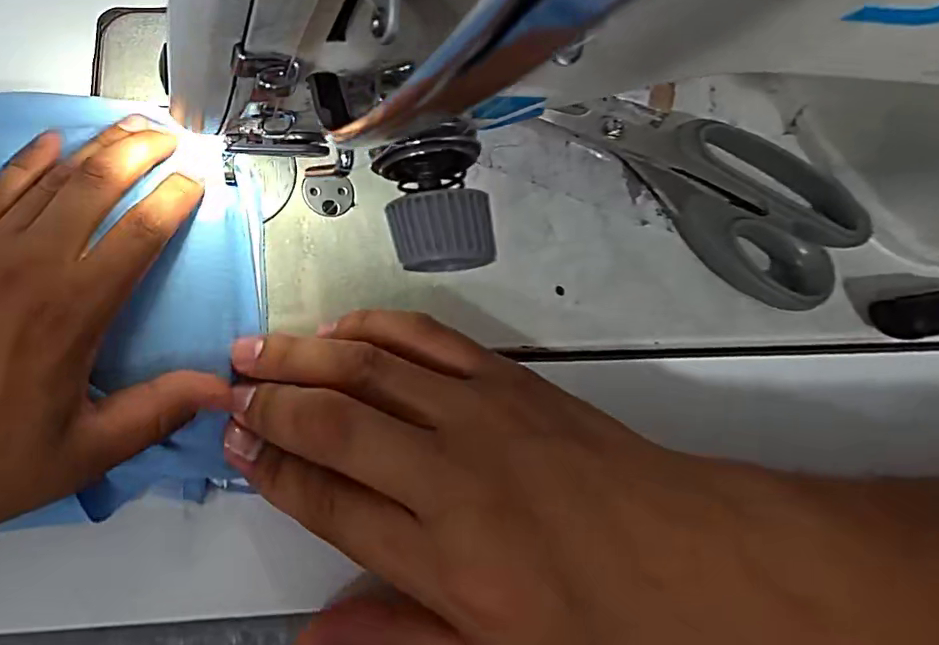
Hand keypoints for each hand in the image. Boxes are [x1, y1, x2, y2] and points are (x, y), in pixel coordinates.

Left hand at [0, 116, 230, 643]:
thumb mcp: (78, 455)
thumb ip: (153, 412)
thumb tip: (221, 387)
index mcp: (77, 309)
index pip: (143, 230)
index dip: (177, 195)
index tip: (198, 177)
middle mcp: (38, 262)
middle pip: (103, 182)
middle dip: (145, 149)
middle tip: (172, 134)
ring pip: (56, 176)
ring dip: (100, 145)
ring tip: (132, 126)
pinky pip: (0, 187)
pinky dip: (30, 158)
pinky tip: (53, 140)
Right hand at [223, 312, 876, 644]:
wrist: (711, 568)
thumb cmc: (605, 631)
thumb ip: (397, 641)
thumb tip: (307, 641)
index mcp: (446, 559)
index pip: (328, 500)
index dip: (272, 470)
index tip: (234, 445)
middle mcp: (448, 476)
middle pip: (333, 424)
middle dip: (270, 403)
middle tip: (227, 386)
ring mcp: (476, 414)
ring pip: (366, 368)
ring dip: (302, 354)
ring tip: (256, 346)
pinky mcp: (503, 377)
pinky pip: (422, 337)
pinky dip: (371, 325)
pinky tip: (339, 328)